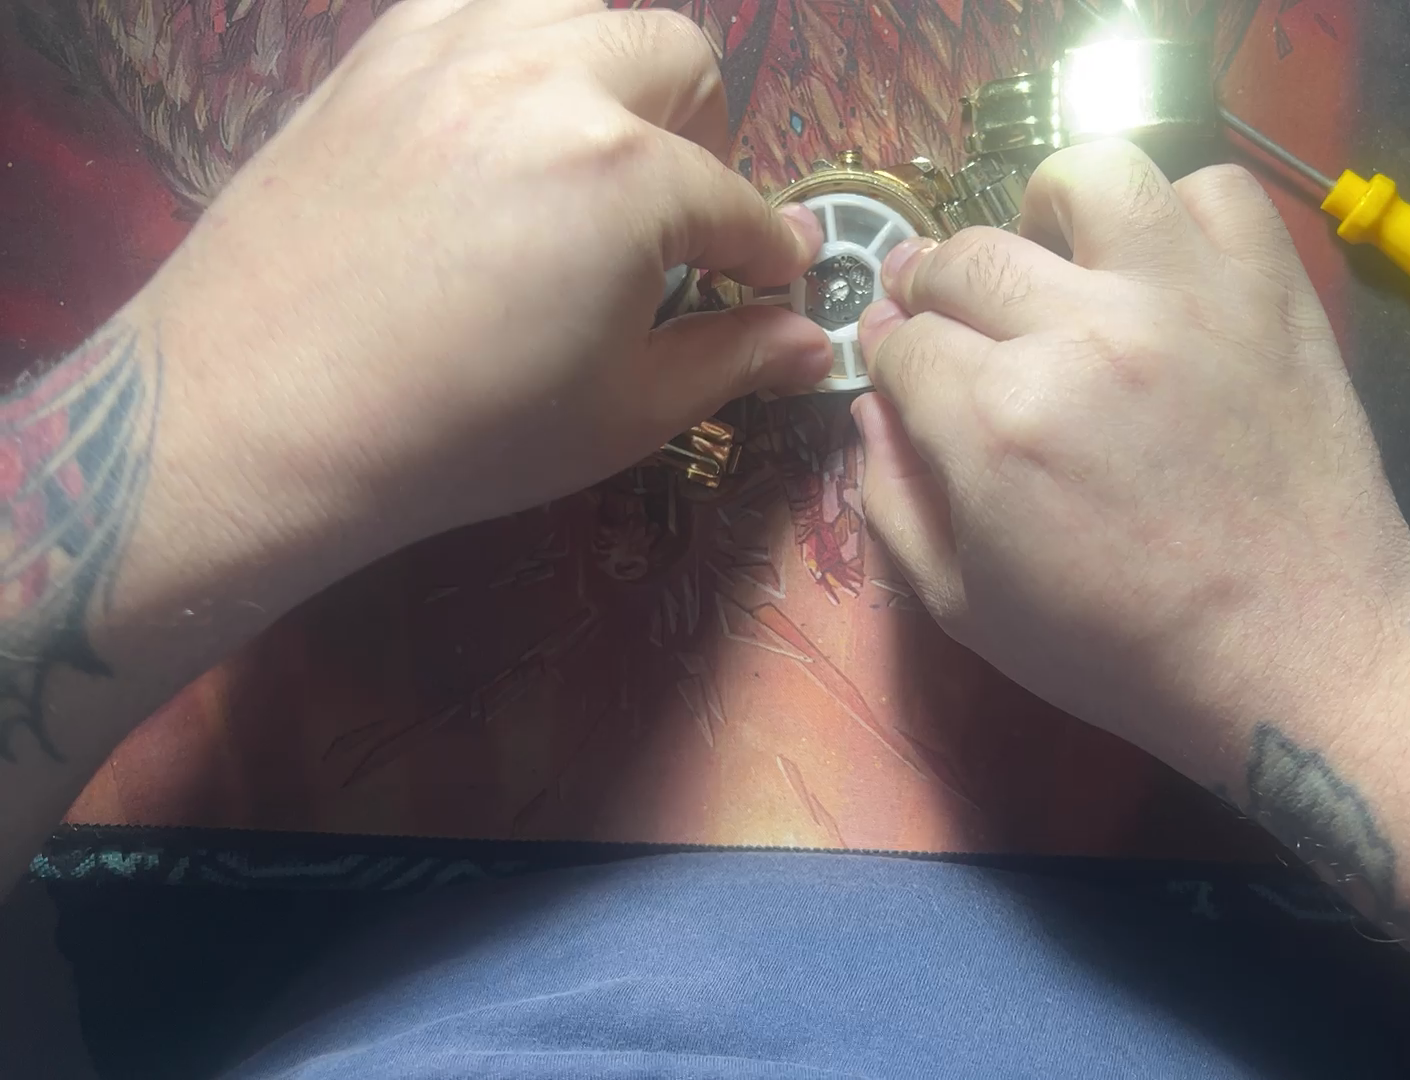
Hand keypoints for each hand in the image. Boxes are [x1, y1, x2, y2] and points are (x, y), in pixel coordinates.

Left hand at [132, 0, 826, 568]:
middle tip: (688, 230)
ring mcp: (448, 46)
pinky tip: (518, 151)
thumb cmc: (478, 430)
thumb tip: (819, 344)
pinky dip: (539, 70)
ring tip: (606, 176)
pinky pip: (491, 17)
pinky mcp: (377, 53)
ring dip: (627, 89)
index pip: (742, 206)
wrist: (262, 419)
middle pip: (681, 60)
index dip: (774, 258)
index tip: (779, 291)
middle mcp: (546, 77)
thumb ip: (741, 357)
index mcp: (625, 173)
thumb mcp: (637, 408)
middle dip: (711, 146)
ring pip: (587, 15)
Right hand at [853, 140, 1409, 761]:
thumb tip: (871, 409)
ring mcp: (1184, 297)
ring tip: (1051, 260)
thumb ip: (893, 502)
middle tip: (950, 319)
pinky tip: (1159, 270)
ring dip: (1043, 213)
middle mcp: (1078, 334)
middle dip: (933, 286)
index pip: (903, 343)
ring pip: (1087, 176)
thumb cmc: (1119, 650)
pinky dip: (1173, 215)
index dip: (889, 356)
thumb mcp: (967, 608)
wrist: (1292, 653)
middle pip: (965, 257)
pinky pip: (1214, 191)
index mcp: (991, 423)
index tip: (902, 370)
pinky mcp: (1269, 290)